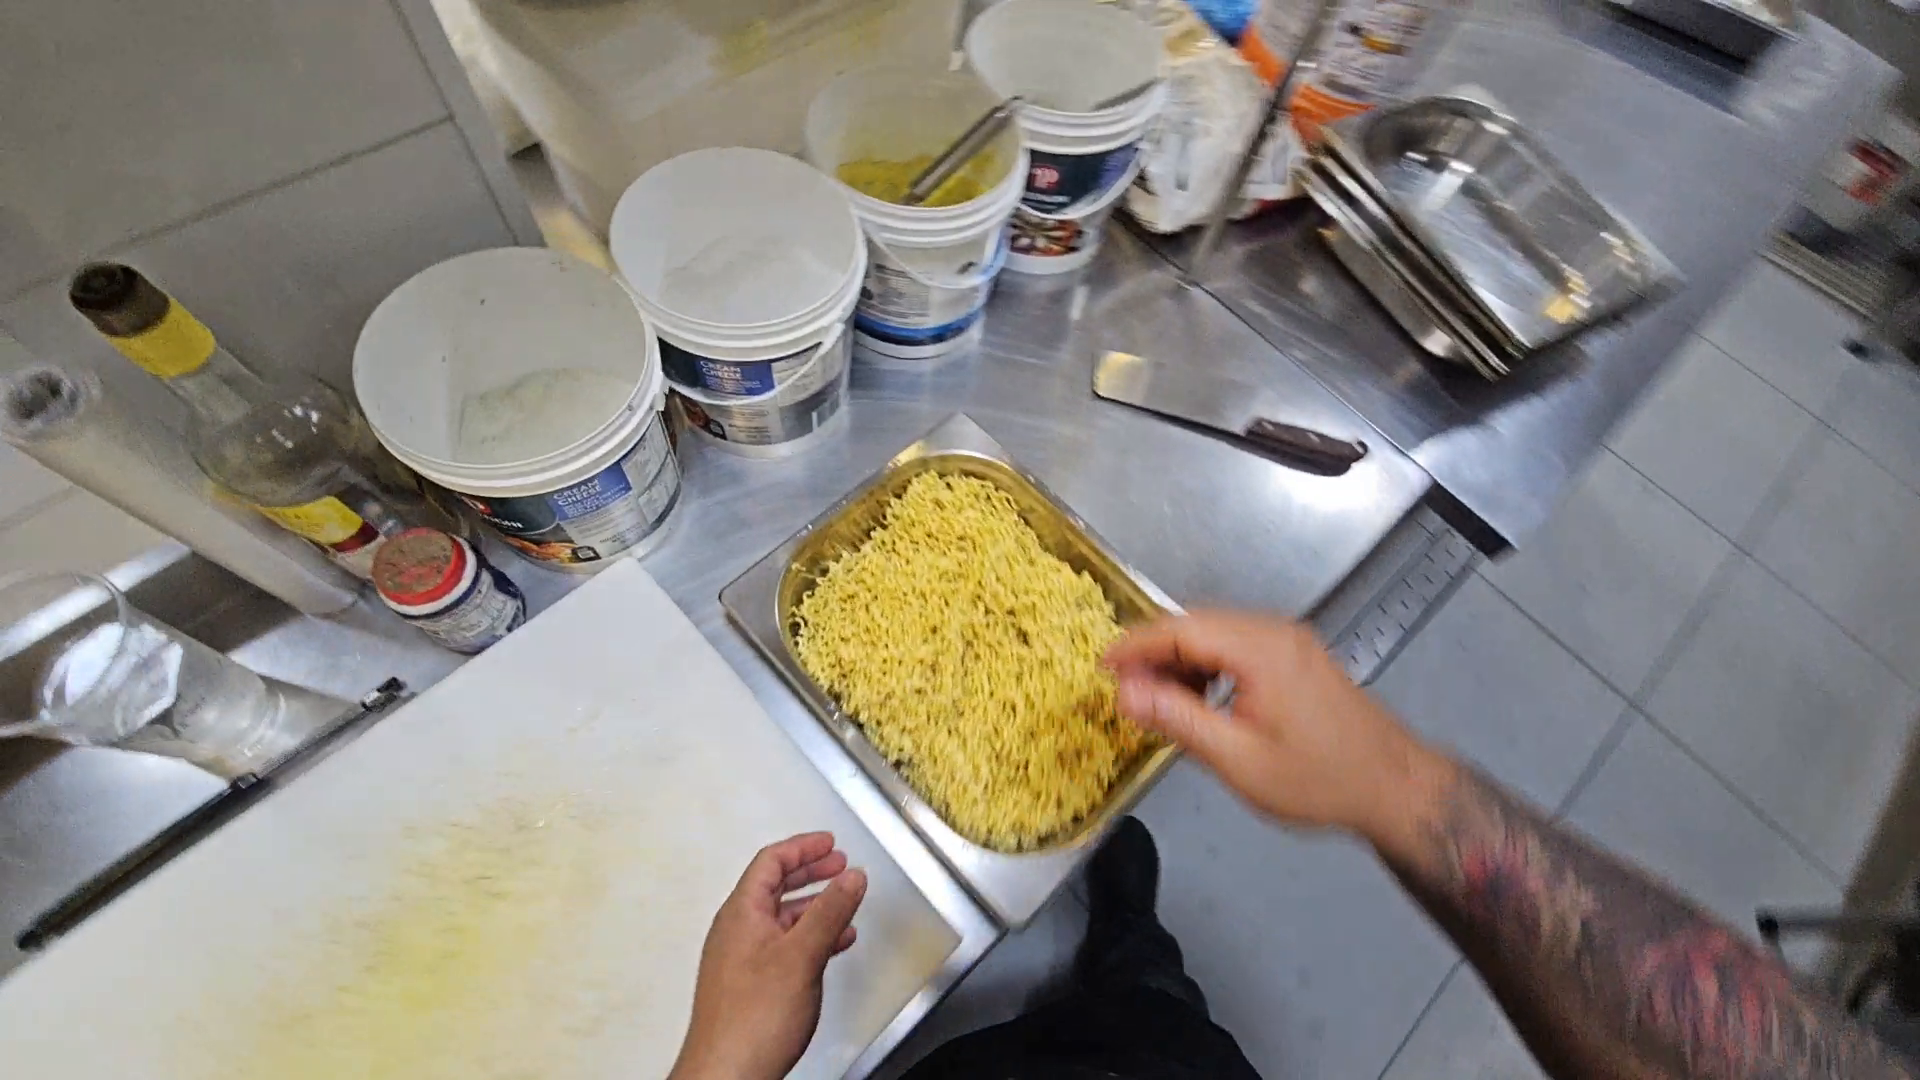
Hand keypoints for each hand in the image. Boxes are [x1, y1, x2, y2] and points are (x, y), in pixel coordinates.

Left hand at [670, 833, 868, 1079]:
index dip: (803, 847)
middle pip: (775, 885)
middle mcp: (737, 930)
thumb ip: (830, 911)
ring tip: (844, 902)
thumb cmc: (753, 1018)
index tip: (830, 843)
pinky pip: (784, 943)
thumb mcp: (802, 955)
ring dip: (815, 905)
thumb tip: (852, 876)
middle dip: (810, 872)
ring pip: (783, 916)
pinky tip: (833, 945)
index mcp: (741, 913)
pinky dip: (810, 935)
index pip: (771, 862)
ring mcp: (741, 958)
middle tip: (838, 863)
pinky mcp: (750, 985)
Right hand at [1106, 611, 1450, 840]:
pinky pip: (1235, 645)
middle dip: (1153, 654)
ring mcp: (1287, 640)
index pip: (1180, 630)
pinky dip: (1206, 666)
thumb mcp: (1239, 759)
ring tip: (1157, 701)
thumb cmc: (1319, 780)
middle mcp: (1273, 631)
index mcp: (1260, 648)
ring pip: (1213, 634)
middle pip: (1194, 625)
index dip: (1134, 646)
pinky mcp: (1294, 654)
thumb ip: (1178, 720)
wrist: (1399, 790)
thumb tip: (1123, 693)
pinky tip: (1199, 698)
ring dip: (1178, 661)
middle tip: (1125, 690)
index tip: (1101, 668)